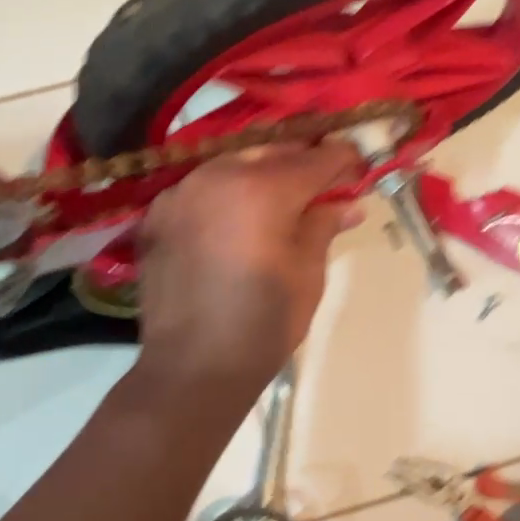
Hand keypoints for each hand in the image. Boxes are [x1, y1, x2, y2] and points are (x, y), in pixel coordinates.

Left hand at [133, 141, 363, 390]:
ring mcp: (181, 193)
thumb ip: (324, 225)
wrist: (194, 367)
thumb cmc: (264, 323)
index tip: (361, 169)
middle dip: (303, 163)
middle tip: (329, 185)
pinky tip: (242, 220)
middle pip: (271, 153)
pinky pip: (203, 189)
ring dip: (264, 175)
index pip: (314, 159)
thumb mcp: (308, 274)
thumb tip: (348, 203)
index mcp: (261, 188)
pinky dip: (229, 195)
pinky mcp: (159, 216)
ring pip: (233, 166)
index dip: (343, 161)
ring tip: (286, 201)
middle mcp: (217, 176)